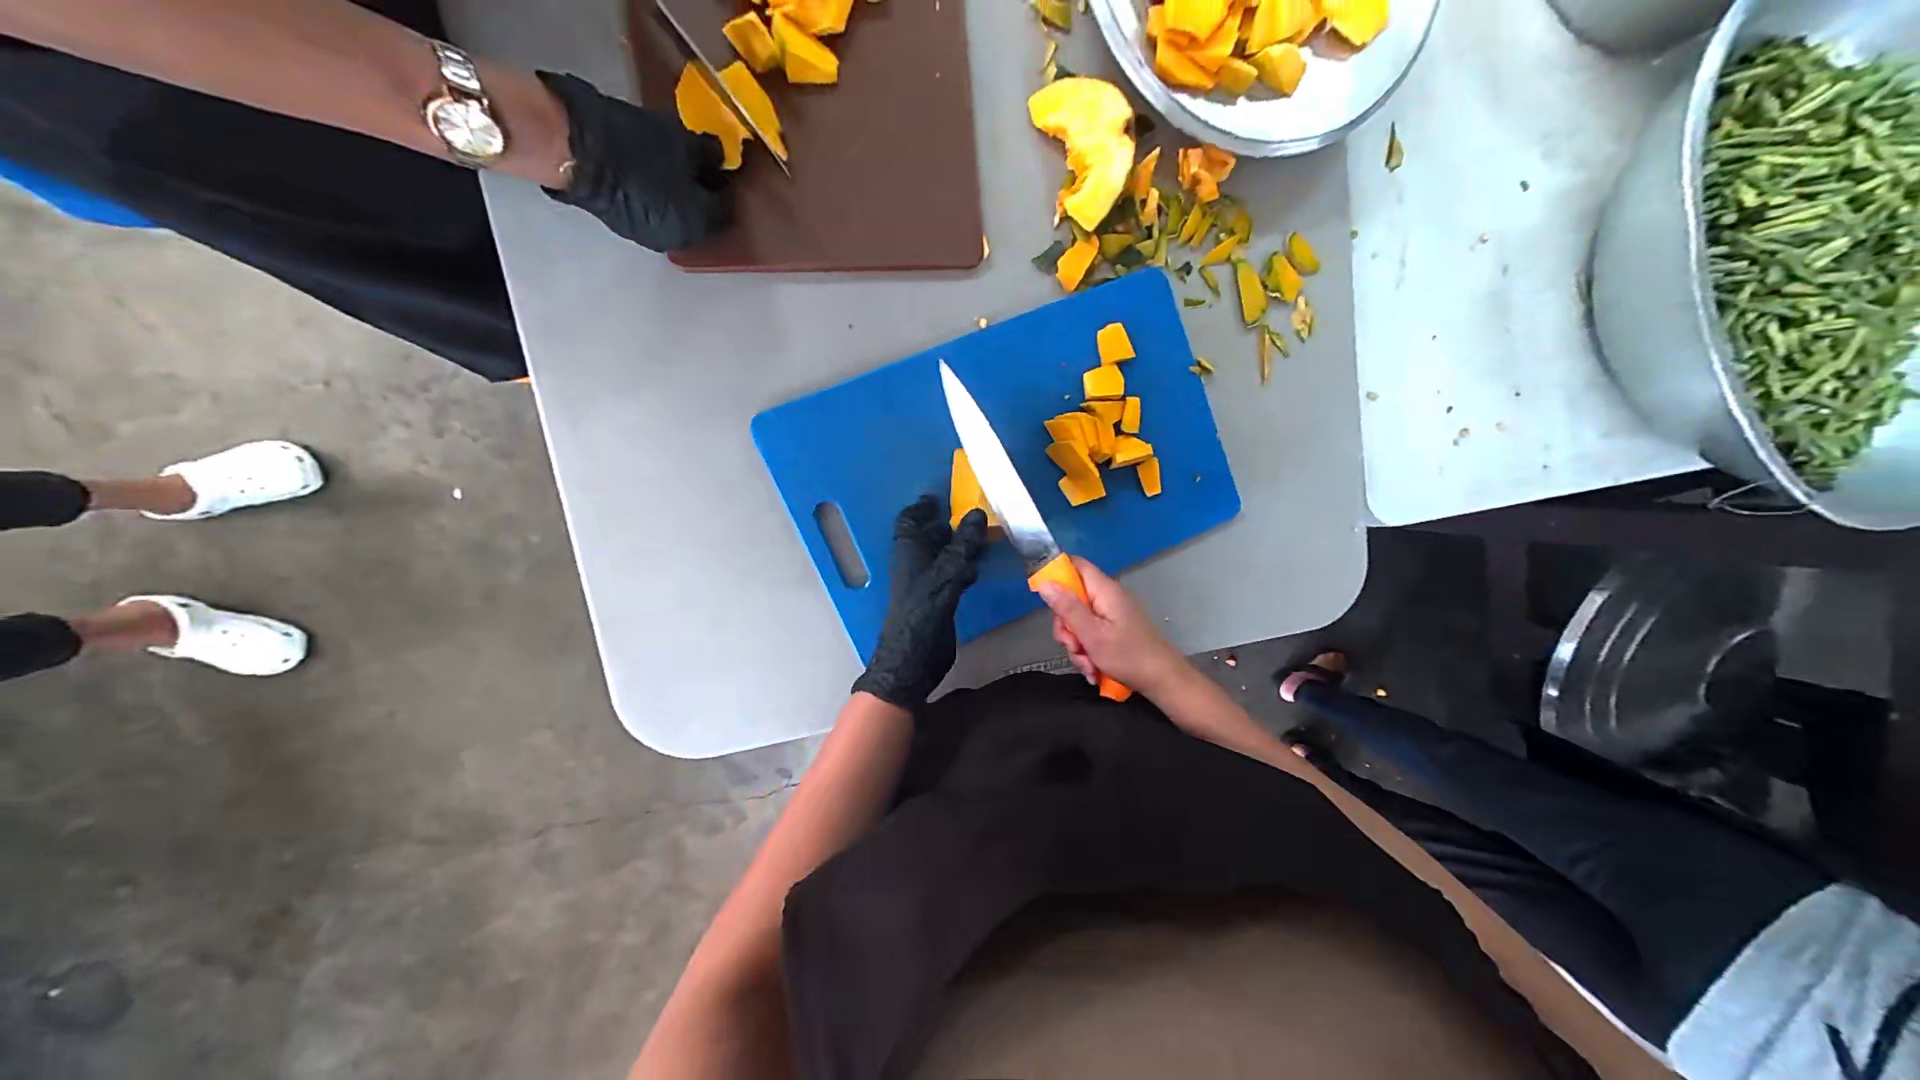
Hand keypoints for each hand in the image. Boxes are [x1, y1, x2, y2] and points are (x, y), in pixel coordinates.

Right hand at [535, 72, 732, 251]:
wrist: (573, 149)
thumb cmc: (635, 146)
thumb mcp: (681, 142)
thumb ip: (707, 154)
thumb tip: (719, 157)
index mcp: (699, 224)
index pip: (727, 207)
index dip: (726, 183)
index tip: (721, 161)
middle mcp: (679, 239)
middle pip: (704, 217)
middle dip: (705, 193)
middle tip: (699, 162)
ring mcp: (651, 236)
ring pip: (679, 216)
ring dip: (682, 197)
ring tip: (675, 166)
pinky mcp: (627, 227)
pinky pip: (656, 213)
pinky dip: (662, 198)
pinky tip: (654, 174)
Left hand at [851, 499, 990, 708]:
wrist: (913, 659)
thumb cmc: (923, 612)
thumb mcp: (947, 573)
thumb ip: (963, 544)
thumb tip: (977, 514)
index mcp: (908, 550)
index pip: (910, 518)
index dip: (923, 506)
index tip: (942, 497)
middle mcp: (915, 561)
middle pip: (930, 534)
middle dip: (950, 523)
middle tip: (977, 513)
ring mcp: (926, 581)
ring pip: (943, 553)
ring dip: (961, 545)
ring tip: (986, 536)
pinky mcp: (938, 598)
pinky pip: (952, 572)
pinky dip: (965, 566)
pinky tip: (980, 567)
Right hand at [1036, 557, 1189, 698]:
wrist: (1162, 680)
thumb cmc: (1128, 656)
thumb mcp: (1092, 634)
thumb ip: (1067, 608)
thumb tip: (1045, 583)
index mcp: (1104, 590)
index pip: (1075, 565)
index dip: (1056, 574)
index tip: (1044, 597)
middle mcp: (1107, 597)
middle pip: (1072, 598)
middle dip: (1067, 626)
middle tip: (1073, 645)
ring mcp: (1111, 614)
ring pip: (1079, 621)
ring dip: (1077, 644)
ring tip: (1088, 664)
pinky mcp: (1115, 629)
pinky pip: (1091, 633)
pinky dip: (1088, 650)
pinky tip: (1094, 668)